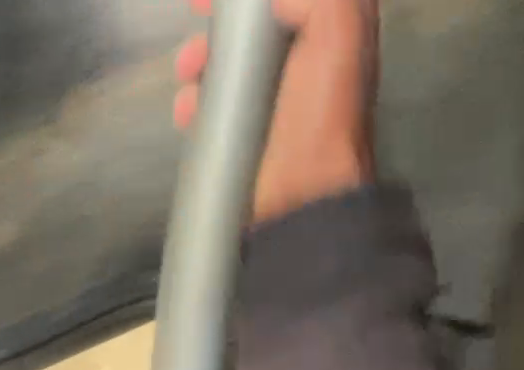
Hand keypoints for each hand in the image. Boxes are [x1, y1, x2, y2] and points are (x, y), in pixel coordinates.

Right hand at [174, 0, 378, 223]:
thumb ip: (319, 1)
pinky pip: (212, 105)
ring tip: (186, 71)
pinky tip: (187, 107)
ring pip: (227, 62)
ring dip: (201, 59)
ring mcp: (268, 100)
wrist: (299, 196)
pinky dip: (195, 99)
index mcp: (331, 30)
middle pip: (254, 26)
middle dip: (222, 21)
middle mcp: (302, 60)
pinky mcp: (242, 134)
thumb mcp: (338, 34)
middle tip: (196, 18)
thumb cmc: (318, 116)